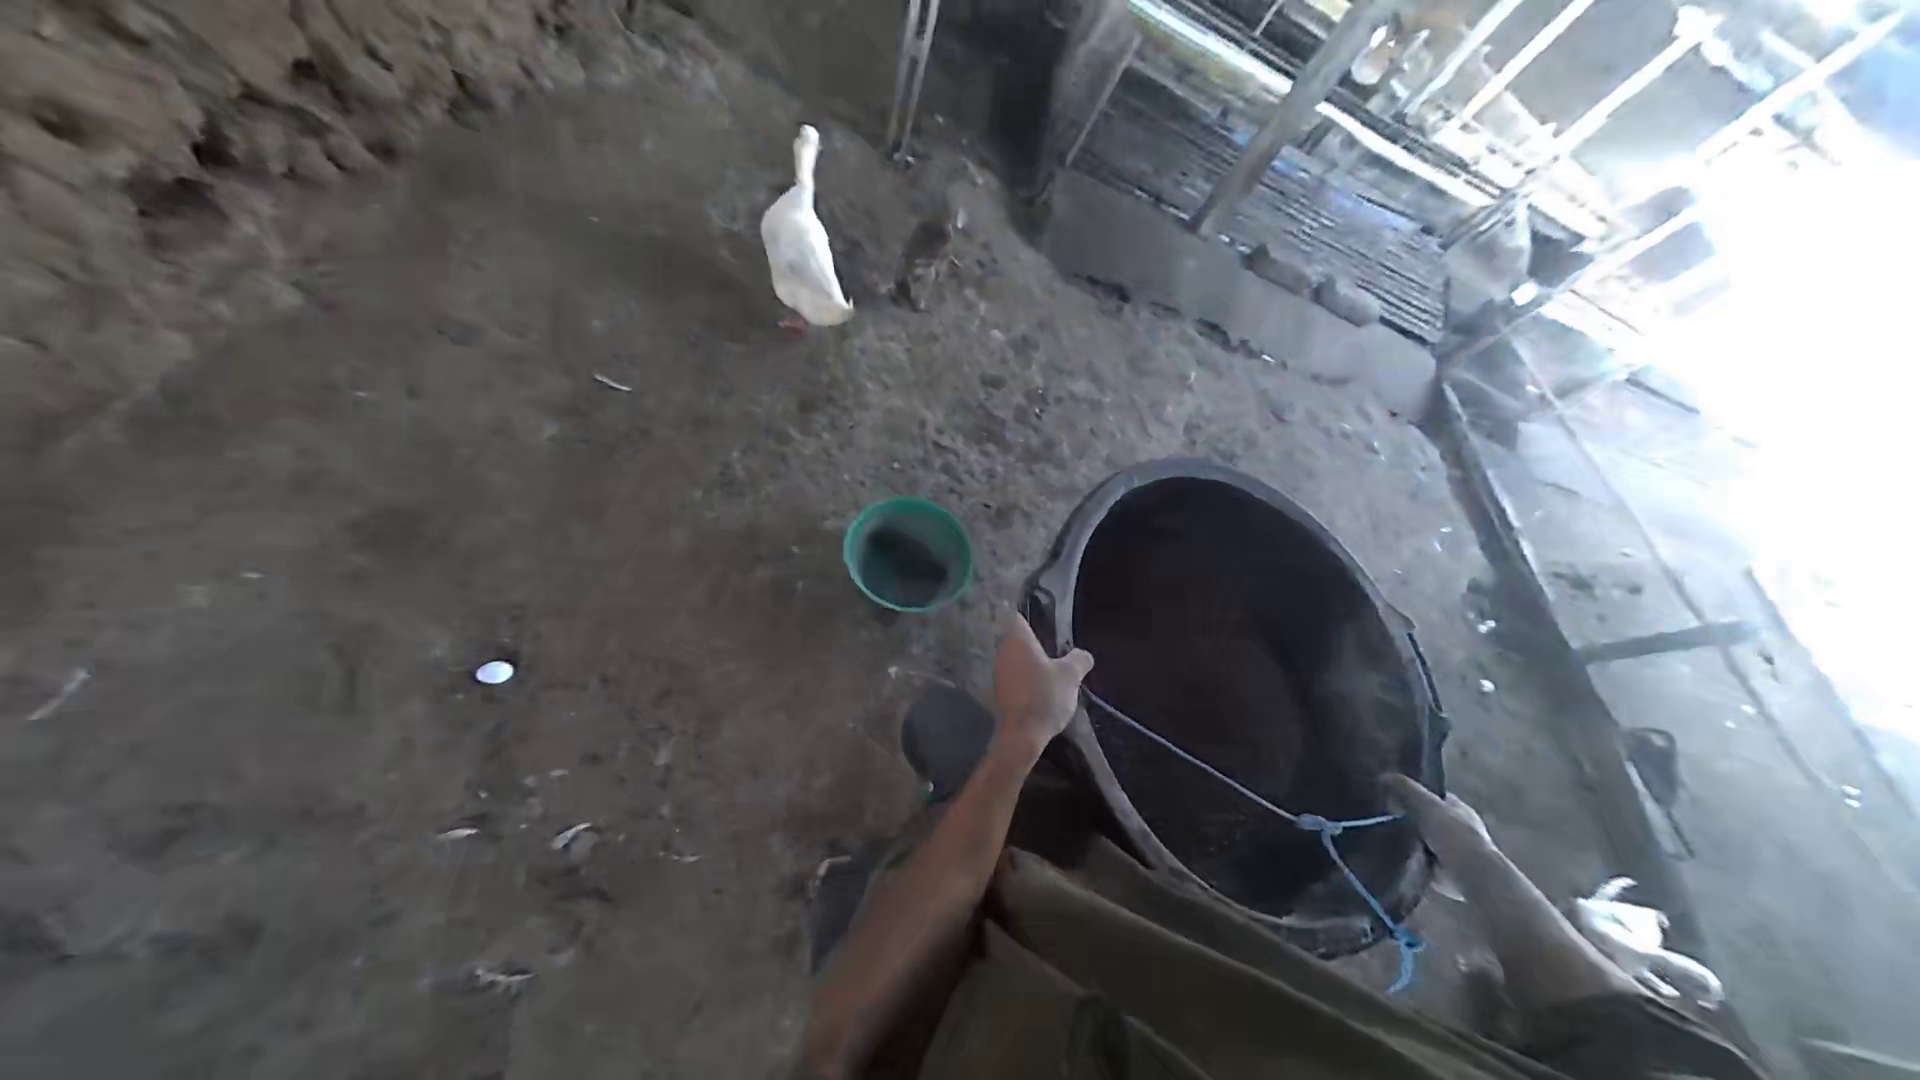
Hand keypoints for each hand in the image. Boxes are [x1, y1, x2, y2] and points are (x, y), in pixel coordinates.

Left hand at [992, 615, 1093, 755]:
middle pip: (1017, 639)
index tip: (1048, 624)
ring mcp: (998, 672)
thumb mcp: (1070, 676)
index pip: (1018, 616)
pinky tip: (1040, 688)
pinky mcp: (999, 691)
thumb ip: (1078, 659)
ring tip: (1051, 670)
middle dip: (1034, 643)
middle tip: (1055, 648)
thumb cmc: (1044, 697)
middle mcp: (1002, 651)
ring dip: (1030, 662)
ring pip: (1015, 658)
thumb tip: (1083, 654)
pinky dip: (1025, 679)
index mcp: (1017, 640)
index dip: (1032, 617)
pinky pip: (1013, 676)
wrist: (1021, 735)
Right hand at [1383, 774, 1493, 864]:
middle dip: (1408, 817)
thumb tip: (1384, 775)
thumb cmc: (1453, 833)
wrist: (1471, 873)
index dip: (1415, 792)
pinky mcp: (1444, 870)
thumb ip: (1406, 788)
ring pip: (1422, 839)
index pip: (1435, 796)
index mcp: (1460, 810)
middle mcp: (1459, 829)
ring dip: (1408, 838)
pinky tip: (1393, 851)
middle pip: (1427, 818)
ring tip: (1382, 832)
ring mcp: (1453, 851)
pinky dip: (1409, 856)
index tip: (1392, 792)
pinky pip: (1420, 858)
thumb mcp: (1426, 803)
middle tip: (1383, 813)